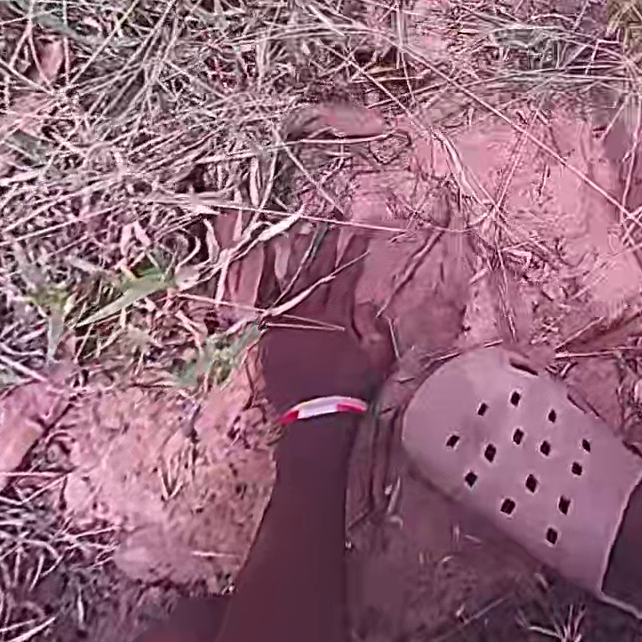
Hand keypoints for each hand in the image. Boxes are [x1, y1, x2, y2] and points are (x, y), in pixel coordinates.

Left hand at [256, 227, 393, 414]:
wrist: (315, 418)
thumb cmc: (349, 390)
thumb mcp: (377, 360)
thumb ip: (375, 329)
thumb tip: (364, 304)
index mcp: (338, 318)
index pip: (347, 276)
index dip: (354, 254)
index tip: (359, 234)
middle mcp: (311, 314)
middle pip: (320, 272)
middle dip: (328, 245)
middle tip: (332, 223)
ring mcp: (288, 323)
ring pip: (293, 280)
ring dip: (299, 254)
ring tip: (302, 230)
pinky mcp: (271, 335)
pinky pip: (266, 301)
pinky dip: (265, 279)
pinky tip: (263, 260)